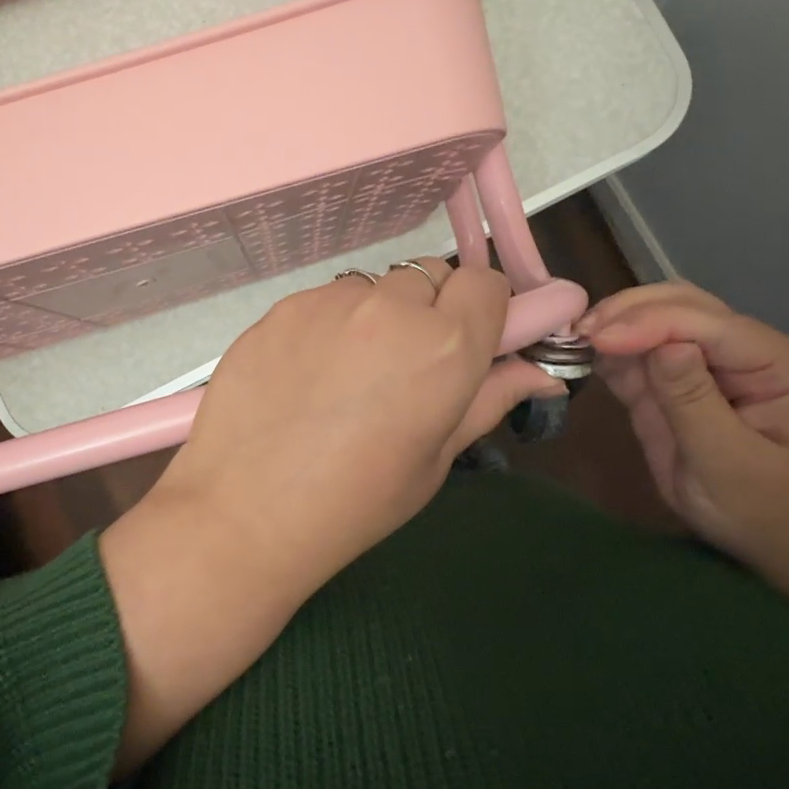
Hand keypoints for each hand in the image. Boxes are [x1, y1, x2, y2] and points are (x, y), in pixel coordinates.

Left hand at [154, 256, 563, 581]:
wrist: (246, 511)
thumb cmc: (356, 501)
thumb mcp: (436, 459)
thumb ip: (489, 400)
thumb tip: (542, 373)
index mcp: (446, 345)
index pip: (486, 283)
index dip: (482, 311)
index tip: (468, 343)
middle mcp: (390, 307)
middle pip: (429, 276)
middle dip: (429, 311)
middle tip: (405, 367)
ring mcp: (329, 302)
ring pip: (372, 287)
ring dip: (375, 315)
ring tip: (346, 377)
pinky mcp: (280, 308)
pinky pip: (322, 301)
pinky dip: (327, 325)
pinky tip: (305, 376)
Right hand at [580, 282, 788, 661]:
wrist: (787, 552)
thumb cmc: (770, 514)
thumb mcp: (731, 465)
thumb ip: (694, 403)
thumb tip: (665, 347)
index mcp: (778, 362)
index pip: (707, 323)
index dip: (649, 323)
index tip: (596, 339)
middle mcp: (748, 350)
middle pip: (683, 305)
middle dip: (629, 312)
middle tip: (578, 332)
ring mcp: (715, 365)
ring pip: (660, 320)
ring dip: (617, 325)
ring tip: (573, 340)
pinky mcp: (683, 385)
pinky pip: (646, 355)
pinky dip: (615, 352)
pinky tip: (587, 356)